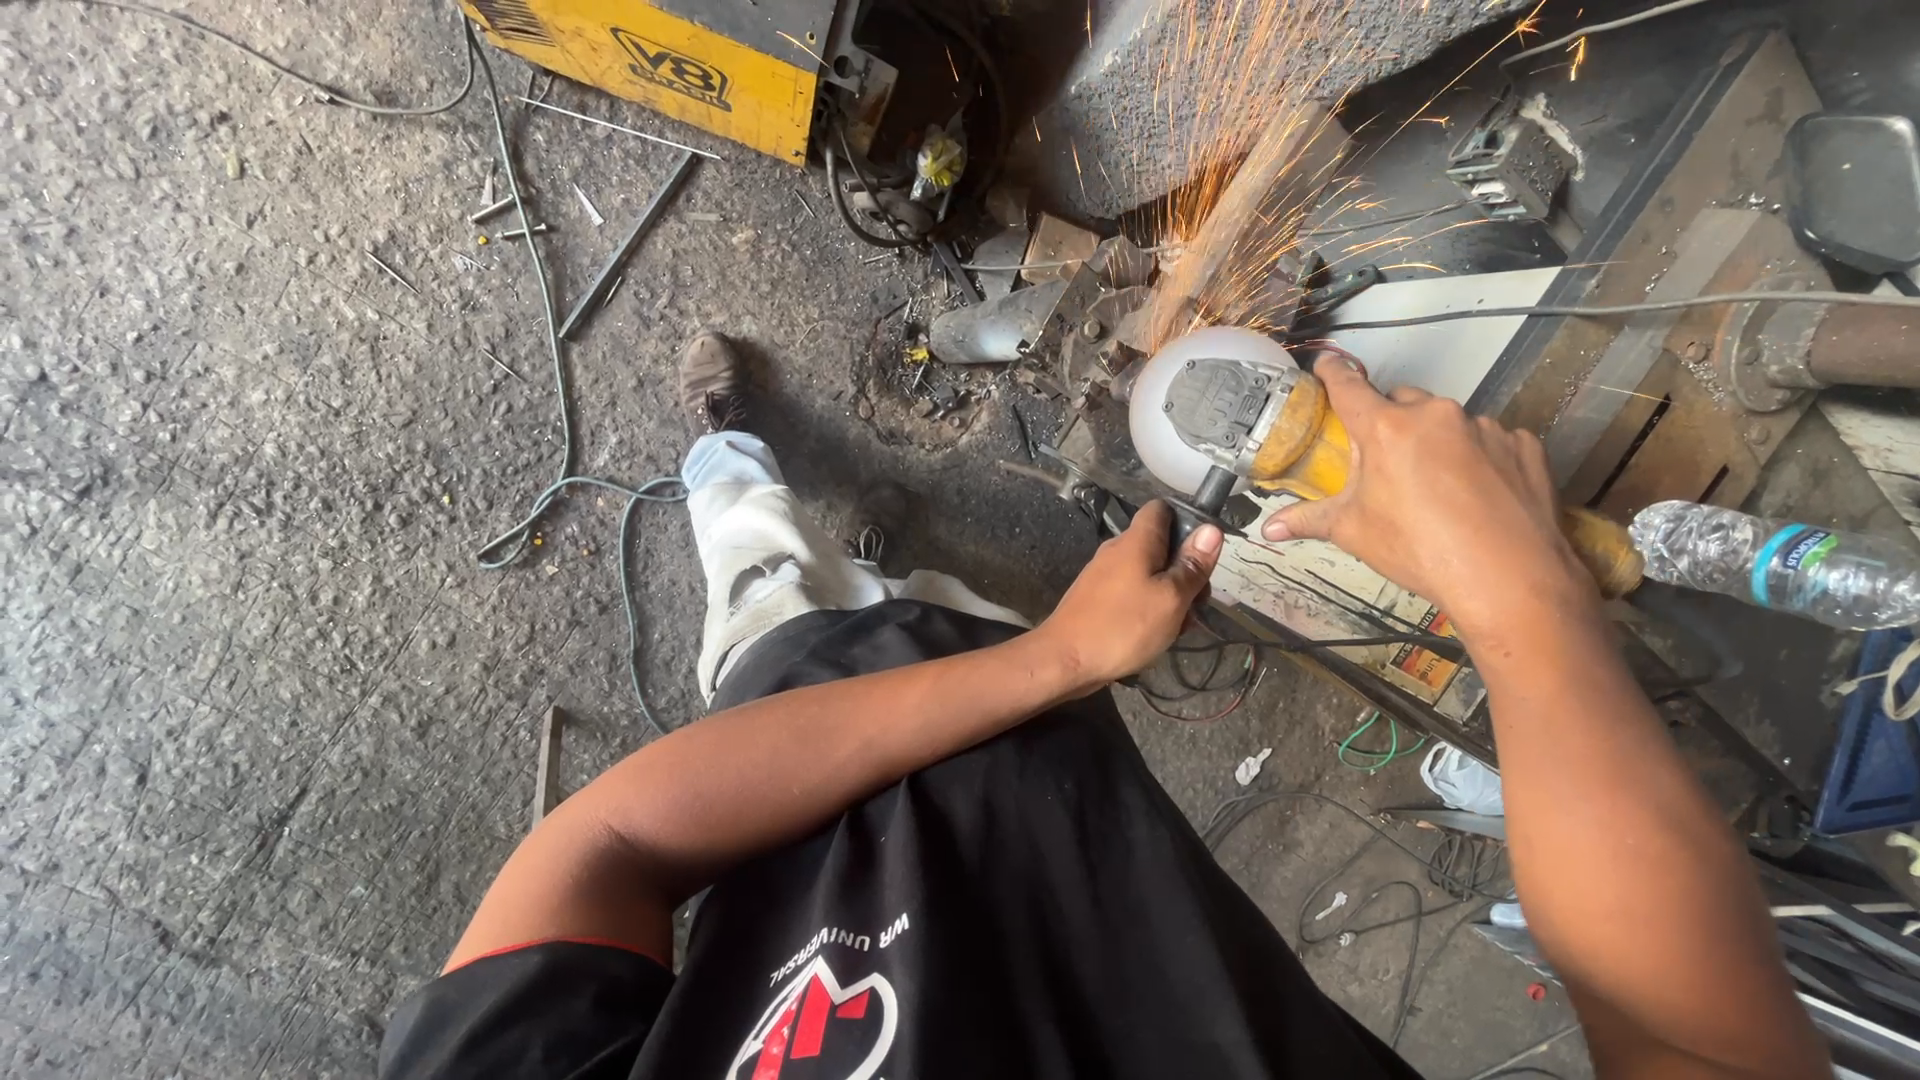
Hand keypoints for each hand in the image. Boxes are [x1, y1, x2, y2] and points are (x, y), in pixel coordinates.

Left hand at [1035, 501, 1221, 692]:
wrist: (1065, 660)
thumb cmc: (1123, 627)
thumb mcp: (1170, 598)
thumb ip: (1192, 566)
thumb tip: (1211, 529)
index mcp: (1135, 541)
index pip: (1161, 509)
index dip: (1187, 522)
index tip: (1204, 552)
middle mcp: (1117, 551)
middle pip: (1161, 546)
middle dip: (1184, 571)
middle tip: (1196, 603)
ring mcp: (1104, 575)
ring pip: (1149, 574)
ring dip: (1170, 595)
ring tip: (1178, 627)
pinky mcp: (1098, 598)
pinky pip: (1133, 593)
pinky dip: (1149, 608)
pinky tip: (1157, 635)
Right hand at [1260, 356, 1596, 635]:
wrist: (1507, 576)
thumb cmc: (1417, 549)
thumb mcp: (1353, 532)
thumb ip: (1309, 519)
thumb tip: (1269, 529)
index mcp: (1385, 429)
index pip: (1349, 387)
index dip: (1334, 373)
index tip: (1327, 363)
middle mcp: (1436, 415)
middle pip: (1402, 401)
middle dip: (1390, 420)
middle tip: (1386, 459)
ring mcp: (1485, 427)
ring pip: (1449, 421)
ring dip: (1436, 440)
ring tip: (1437, 484)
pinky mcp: (1524, 445)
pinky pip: (1491, 440)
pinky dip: (1479, 457)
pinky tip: (1477, 493)